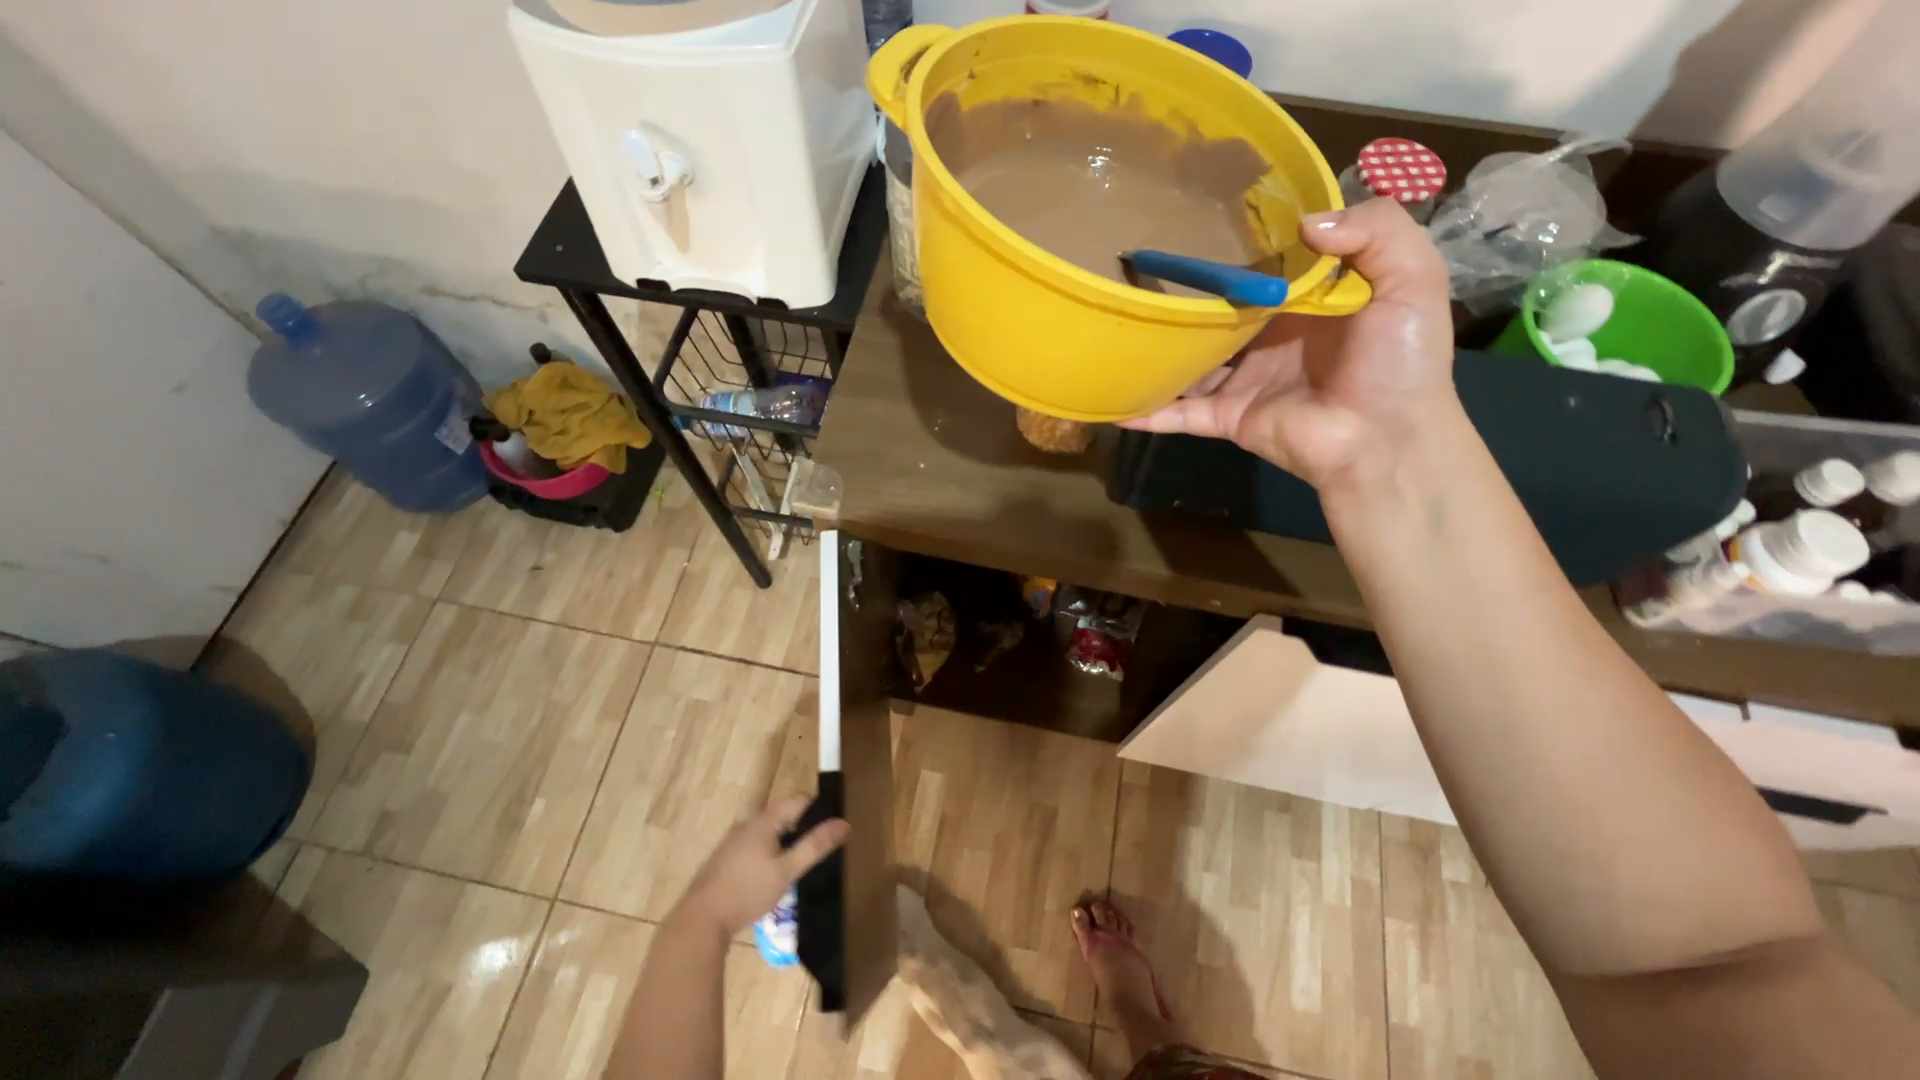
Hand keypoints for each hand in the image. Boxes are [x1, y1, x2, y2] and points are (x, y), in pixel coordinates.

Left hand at [673, 796, 849, 936]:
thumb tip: (844, 824)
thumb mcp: (786, 871)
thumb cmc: (747, 892)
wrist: (701, 920)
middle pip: (783, 816)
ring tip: (803, 864)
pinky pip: (756, 848)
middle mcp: (747, 825)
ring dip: (786, 844)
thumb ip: (814, 847)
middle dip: (803, 828)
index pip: (798, 800)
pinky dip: (771, 855)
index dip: (819, 808)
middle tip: (822, 848)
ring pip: (769, 834)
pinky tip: (776, 878)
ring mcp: (733, 843)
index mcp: (762, 822)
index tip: (835, 826)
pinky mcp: (726, 861)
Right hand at [1122, 198, 1458, 493]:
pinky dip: (1148, 408)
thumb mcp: (1413, 276)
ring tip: (1115, 320)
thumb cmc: (1401, 358)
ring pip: (1192, 359)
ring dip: (1159, 348)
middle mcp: (1272, 336)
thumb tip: (1302, 223)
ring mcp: (1246, 378)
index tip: (1198, 212)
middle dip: (1186, 291)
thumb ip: (1376, 228)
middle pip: (1220, 309)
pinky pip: (1180, 412)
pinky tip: (1112, 396)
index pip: (1267, 263)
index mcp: (1310, 300)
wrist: (1385, 439)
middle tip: (1138, 262)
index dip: (1239, 240)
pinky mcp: (1229, 416)